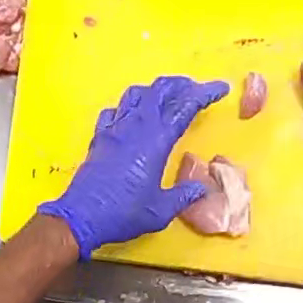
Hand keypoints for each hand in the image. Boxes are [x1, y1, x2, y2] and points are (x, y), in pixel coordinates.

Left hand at [39, 76, 229, 259]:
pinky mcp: (99, 138)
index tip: (220, 89)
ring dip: (154, 90)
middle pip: (160, 90)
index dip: (205, 94)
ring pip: (136, 95)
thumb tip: (201, 189)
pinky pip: (114, 112)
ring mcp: (114, 130)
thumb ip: (183, 196)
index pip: (185, 106)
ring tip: (166, 96)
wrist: (81, 218)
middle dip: (182, 85)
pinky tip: (131, 116)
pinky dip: (127, 107)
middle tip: (195, 89)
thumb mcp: (160, 211)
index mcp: (156, 141)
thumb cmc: (123, 214)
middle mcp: (135, 127)